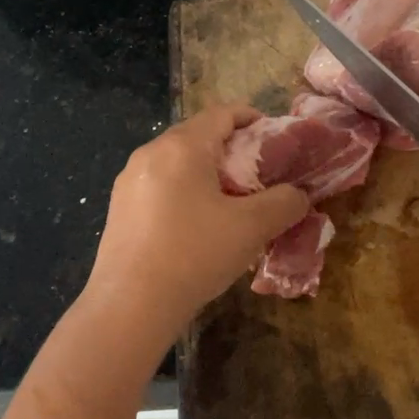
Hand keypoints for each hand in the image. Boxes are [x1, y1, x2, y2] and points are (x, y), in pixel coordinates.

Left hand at [83, 105, 308, 346]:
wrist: (130, 305)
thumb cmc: (194, 254)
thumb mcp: (251, 228)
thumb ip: (283, 203)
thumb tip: (298, 195)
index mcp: (182, 146)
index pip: (222, 113)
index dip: (252, 119)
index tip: (274, 138)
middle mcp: (151, 153)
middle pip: (197, 134)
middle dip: (231, 148)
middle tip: (258, 173)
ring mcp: (129, 180)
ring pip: (176, 162)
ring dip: (206, 172)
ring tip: (230, 201)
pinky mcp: (119, 208)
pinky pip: (159, 185)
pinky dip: (184, 191)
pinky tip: (196, 225)